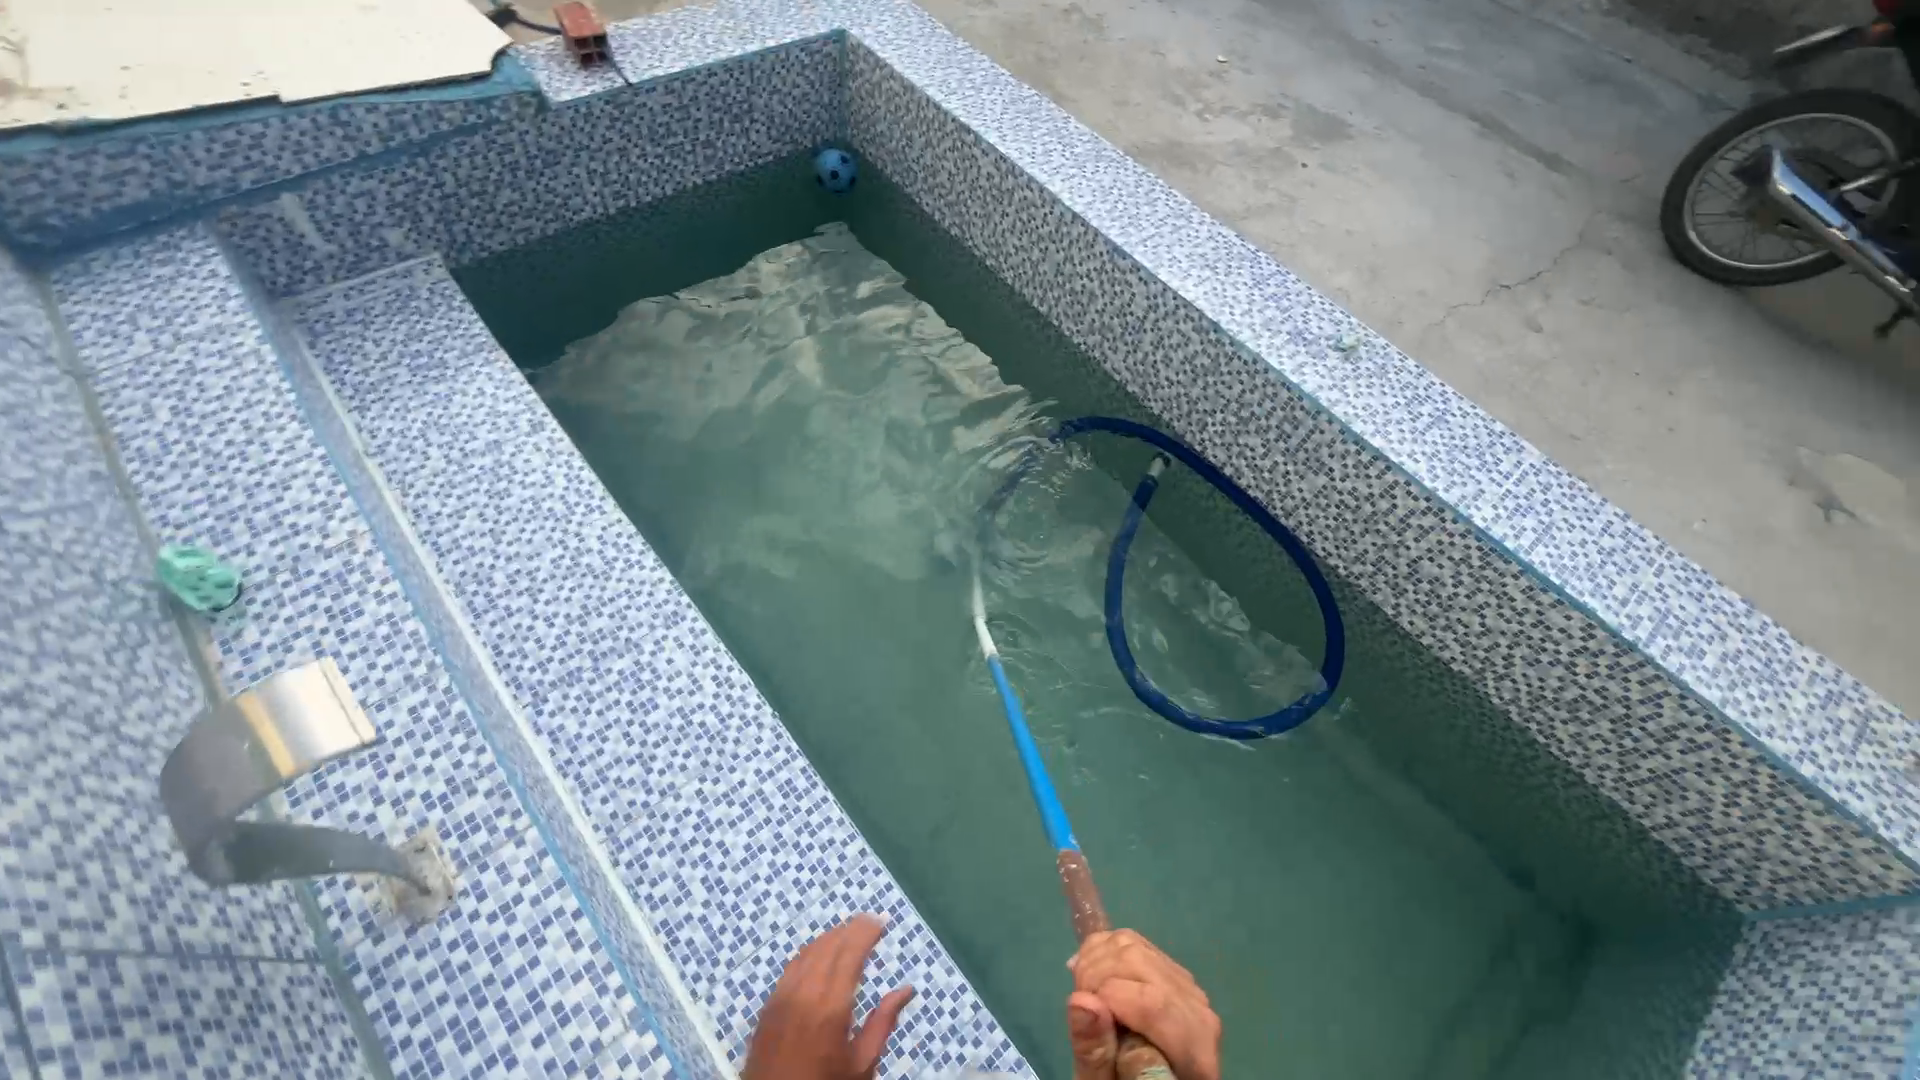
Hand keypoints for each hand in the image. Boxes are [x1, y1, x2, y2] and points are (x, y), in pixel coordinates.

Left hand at [743, 914, 915, 1079]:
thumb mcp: (861, 1066)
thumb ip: (883, 1023)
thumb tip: (906, 990)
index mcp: (832, 1007)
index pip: (850, 953)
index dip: (866, 931)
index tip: (882, 920)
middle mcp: (805, 993)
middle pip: (829, 945)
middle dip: (851, 928)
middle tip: (870, 921)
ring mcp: (782, 997)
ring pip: (808, 951)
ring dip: (831, 937)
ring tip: (849, 933)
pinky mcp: (768, 1005)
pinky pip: (792, 965)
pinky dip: (811, 951)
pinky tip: (821, 954)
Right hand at [1066, 929, 1221, 1079]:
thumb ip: (1096, 1053)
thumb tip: (1082, 1001)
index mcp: (1193, 1052)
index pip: (1151, 1001)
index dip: (1106, 995)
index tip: (1082, 1015)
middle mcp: (1199, 1012)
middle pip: (1139, 963)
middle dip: (1095, 973)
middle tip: (1079, 1002)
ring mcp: (1188, 987)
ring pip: (1133, 944)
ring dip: (1094, 958)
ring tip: (1083, 990)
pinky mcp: (1172, 972)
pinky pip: (1134, 941)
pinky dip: (1102, 950)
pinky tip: (1092, 975)